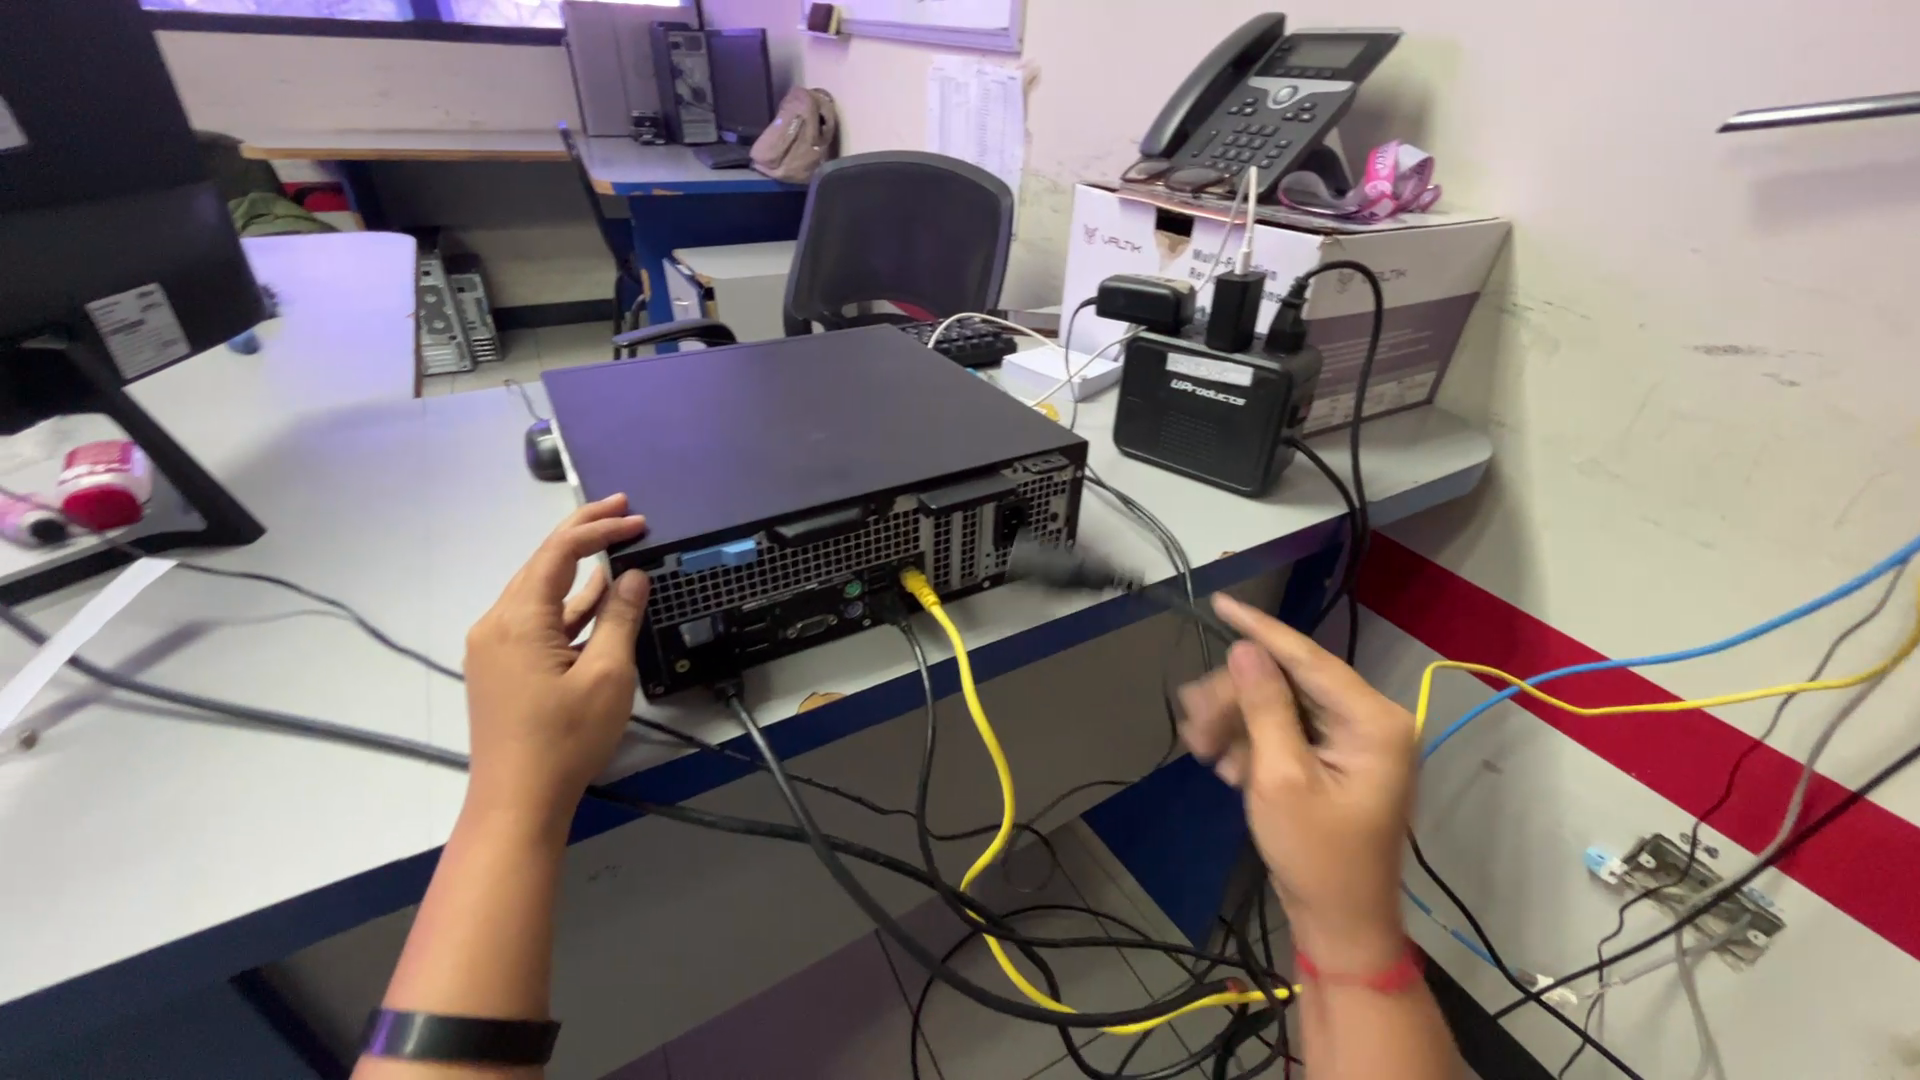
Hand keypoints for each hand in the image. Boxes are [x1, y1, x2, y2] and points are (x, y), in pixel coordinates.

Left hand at [463, 494, 651, 826]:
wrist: (518, 800)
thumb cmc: (565, 738)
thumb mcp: (606, 675)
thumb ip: (619, 618)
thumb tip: (632, 577)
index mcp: (517, 621)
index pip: (558, 555)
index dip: (597, 530)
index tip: (636, 520)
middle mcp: (497, 624)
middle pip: (542, 564)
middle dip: (582, 534)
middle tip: (622, 508)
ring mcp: (497, 646)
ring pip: (541, 591)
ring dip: (578, 570)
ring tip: (614, 545)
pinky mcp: (504, 665)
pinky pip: (539, 620)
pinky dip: (570, 605)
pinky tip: (598, 596)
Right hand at [1178, 594, 1417, 972]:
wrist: (1338, 922)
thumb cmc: (1315, 855)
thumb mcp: (1280, 778)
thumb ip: (1264, 707)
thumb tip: (1246, 649)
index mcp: (1373, 722)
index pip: (1308, 659)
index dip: (1259, 629)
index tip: (1220, 601)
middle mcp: (1368, 721)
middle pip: (1285, 683)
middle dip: (1233, 701)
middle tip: (1192, 729)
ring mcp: (1352, 740)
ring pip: (1277, 705)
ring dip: (1235, 724)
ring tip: (1203, 753)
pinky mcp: (1333, 757)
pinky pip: (1283, 729)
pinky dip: (1250, 743)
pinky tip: (1229, 769)